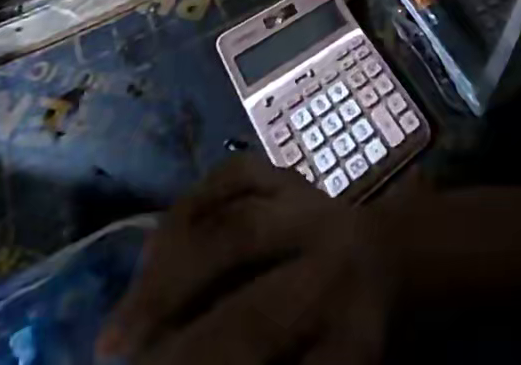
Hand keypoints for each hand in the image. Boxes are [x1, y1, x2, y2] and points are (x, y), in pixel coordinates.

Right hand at [97, 157, 392, 364]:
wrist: (397, 256)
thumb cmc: (357, 331)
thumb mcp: (335, 362)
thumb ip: (277, 360)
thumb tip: (192, 357)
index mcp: (355, 337)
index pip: (295, 364)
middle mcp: (336, 269)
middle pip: (256, 315)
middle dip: (187, 350)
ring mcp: (311, 210)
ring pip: (237, 233)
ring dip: (170, 281)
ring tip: (123, 326)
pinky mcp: (289, 175)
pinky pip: (235, 178)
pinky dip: (189, 209)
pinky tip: (156, 249)